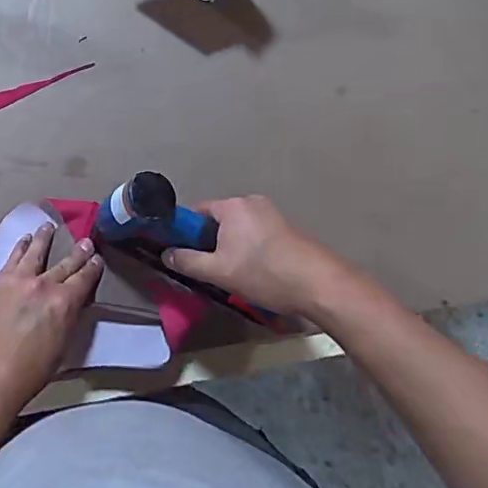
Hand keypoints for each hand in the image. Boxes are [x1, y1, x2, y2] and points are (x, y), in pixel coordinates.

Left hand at [0, 223, 102, 408]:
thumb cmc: (31, 370)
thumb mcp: (63, 344)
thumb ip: (69, 317)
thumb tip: (72, 303)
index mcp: (65, 303)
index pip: (85, 279)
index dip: (93, 268)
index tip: (97, 259)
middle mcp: (45, 285)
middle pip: (66, 263)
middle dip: (78, 252)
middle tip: (86, 241)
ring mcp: (21, 279)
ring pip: (37, 251)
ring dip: (45, 237)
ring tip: (49, 226)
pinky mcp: (1, 280)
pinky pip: (14, 257)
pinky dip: (21, 246)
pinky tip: (25, 240)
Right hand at [161, 195, 361, 317]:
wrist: (320, 284)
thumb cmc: (264, 273)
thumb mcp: (219, 272)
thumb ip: (188, 261)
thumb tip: (167, 253)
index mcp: (232, 206)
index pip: (198, 211)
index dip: (187, 232)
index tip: (187, 253)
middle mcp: (252, 202)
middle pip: (220, 220)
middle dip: (212, 242)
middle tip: (213, 268)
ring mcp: (273, 214)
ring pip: (240, 229)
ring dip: (234, 247)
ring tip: (237, 274)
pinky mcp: (288, 228)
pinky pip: (258, 234)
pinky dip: (252, 249)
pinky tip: (259, 272)